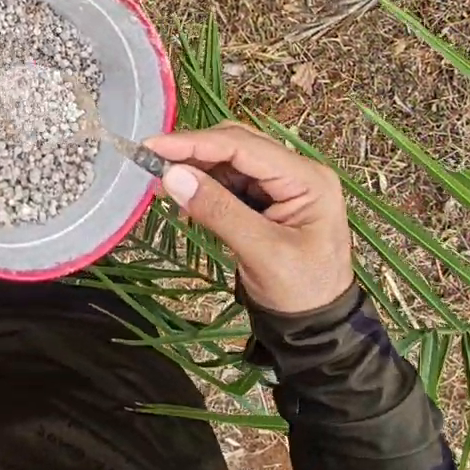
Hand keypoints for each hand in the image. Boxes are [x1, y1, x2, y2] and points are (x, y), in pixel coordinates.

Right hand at [144, 124, 352, 313]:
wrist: (317, 327)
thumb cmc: (300, 292)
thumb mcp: (261, 253)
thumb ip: (218, 211)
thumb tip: (171, 175)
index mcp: (307, 178)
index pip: (243, 146)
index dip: (195, 143)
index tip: (153, 146)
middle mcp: (296, 171)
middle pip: (235, 144)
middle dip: (193, 151)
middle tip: (152, 161)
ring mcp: (282, 182)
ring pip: (229, 158)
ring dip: (195, 166)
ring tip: (164, 181)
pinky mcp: (267, 195)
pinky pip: (229, 177)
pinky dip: (203, 182)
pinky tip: (184, 194)